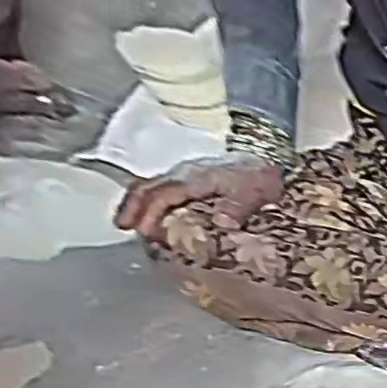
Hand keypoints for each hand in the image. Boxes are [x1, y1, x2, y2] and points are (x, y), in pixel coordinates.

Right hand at [114, 156, 283, 240]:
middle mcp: (182, 175)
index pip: (161, 195)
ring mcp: (186, 175)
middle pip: (147, 187)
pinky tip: (158, 214)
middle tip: (122, 226)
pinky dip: (155, 201)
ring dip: (140, 204)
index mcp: (192, 180)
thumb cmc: (257, 176)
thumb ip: (237, 207)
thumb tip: (222, 222)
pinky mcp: (193, 179)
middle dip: (133, 206)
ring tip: (135, 223)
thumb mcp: (252, 194)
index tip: (137, 229)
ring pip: (153, 186)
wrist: (264, 158)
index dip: (147, 212)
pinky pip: (165, 188)